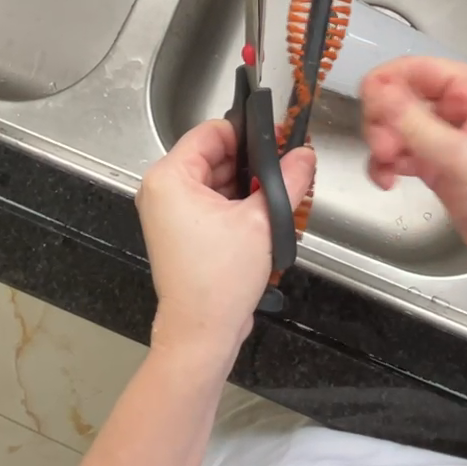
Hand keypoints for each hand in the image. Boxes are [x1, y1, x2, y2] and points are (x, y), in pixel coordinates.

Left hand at [137, 119, 315, 359]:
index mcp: (170, 178)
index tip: (276, 141)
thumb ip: (288, 180)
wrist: (201, 333)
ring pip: (215, 179)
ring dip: (245, 186)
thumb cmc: (218, 281)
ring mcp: (168, 212)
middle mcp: (162, 190)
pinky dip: (235, 205)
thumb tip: (304, 155)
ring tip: (273, 201)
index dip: (247, 134)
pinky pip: (210, 202)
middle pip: (214, 155)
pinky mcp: (179, 231)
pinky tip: (260, 217)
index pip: (211, 132)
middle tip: (283, 172)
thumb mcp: (263, 221)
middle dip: (250, 164)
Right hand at [360, 57, 466, 275]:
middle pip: (400, 98)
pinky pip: (400, 155)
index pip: (416, 69)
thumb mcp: (465, 156)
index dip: (385, 83)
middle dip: (384, 122)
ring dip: (383, 147)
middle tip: (384, 149)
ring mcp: (448, 138)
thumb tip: (376, 89)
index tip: (366, 108)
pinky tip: (388, 181)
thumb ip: (415, 123)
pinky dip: (387, 166)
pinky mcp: (439, 167)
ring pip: (395, 128)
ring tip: (387, 171)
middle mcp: (459, 106)